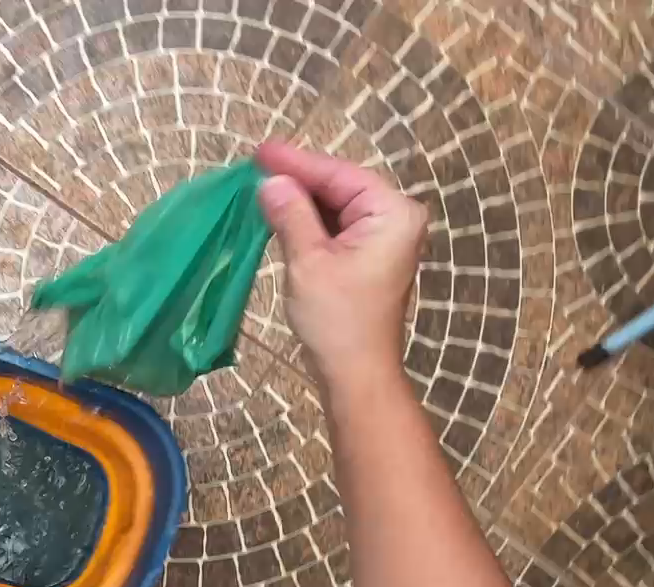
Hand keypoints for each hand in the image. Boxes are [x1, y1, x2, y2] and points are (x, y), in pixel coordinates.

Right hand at [254, 141, 427, 392]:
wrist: (355, 370)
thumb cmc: (336, 318)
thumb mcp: (308, 262)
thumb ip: (291, 217)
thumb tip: (271, 183)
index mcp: (392, 212)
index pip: (339, 176)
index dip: (298, 163)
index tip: (261, 150)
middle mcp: (396, 219)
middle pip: (341, 188)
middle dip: (300, 179)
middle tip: (258, 165)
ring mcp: (384, 240)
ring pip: (337, 209)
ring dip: (302, 201)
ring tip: (264, 186)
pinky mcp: (369, 260)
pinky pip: (337, 229)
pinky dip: (310, 223)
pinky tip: (283, 216)